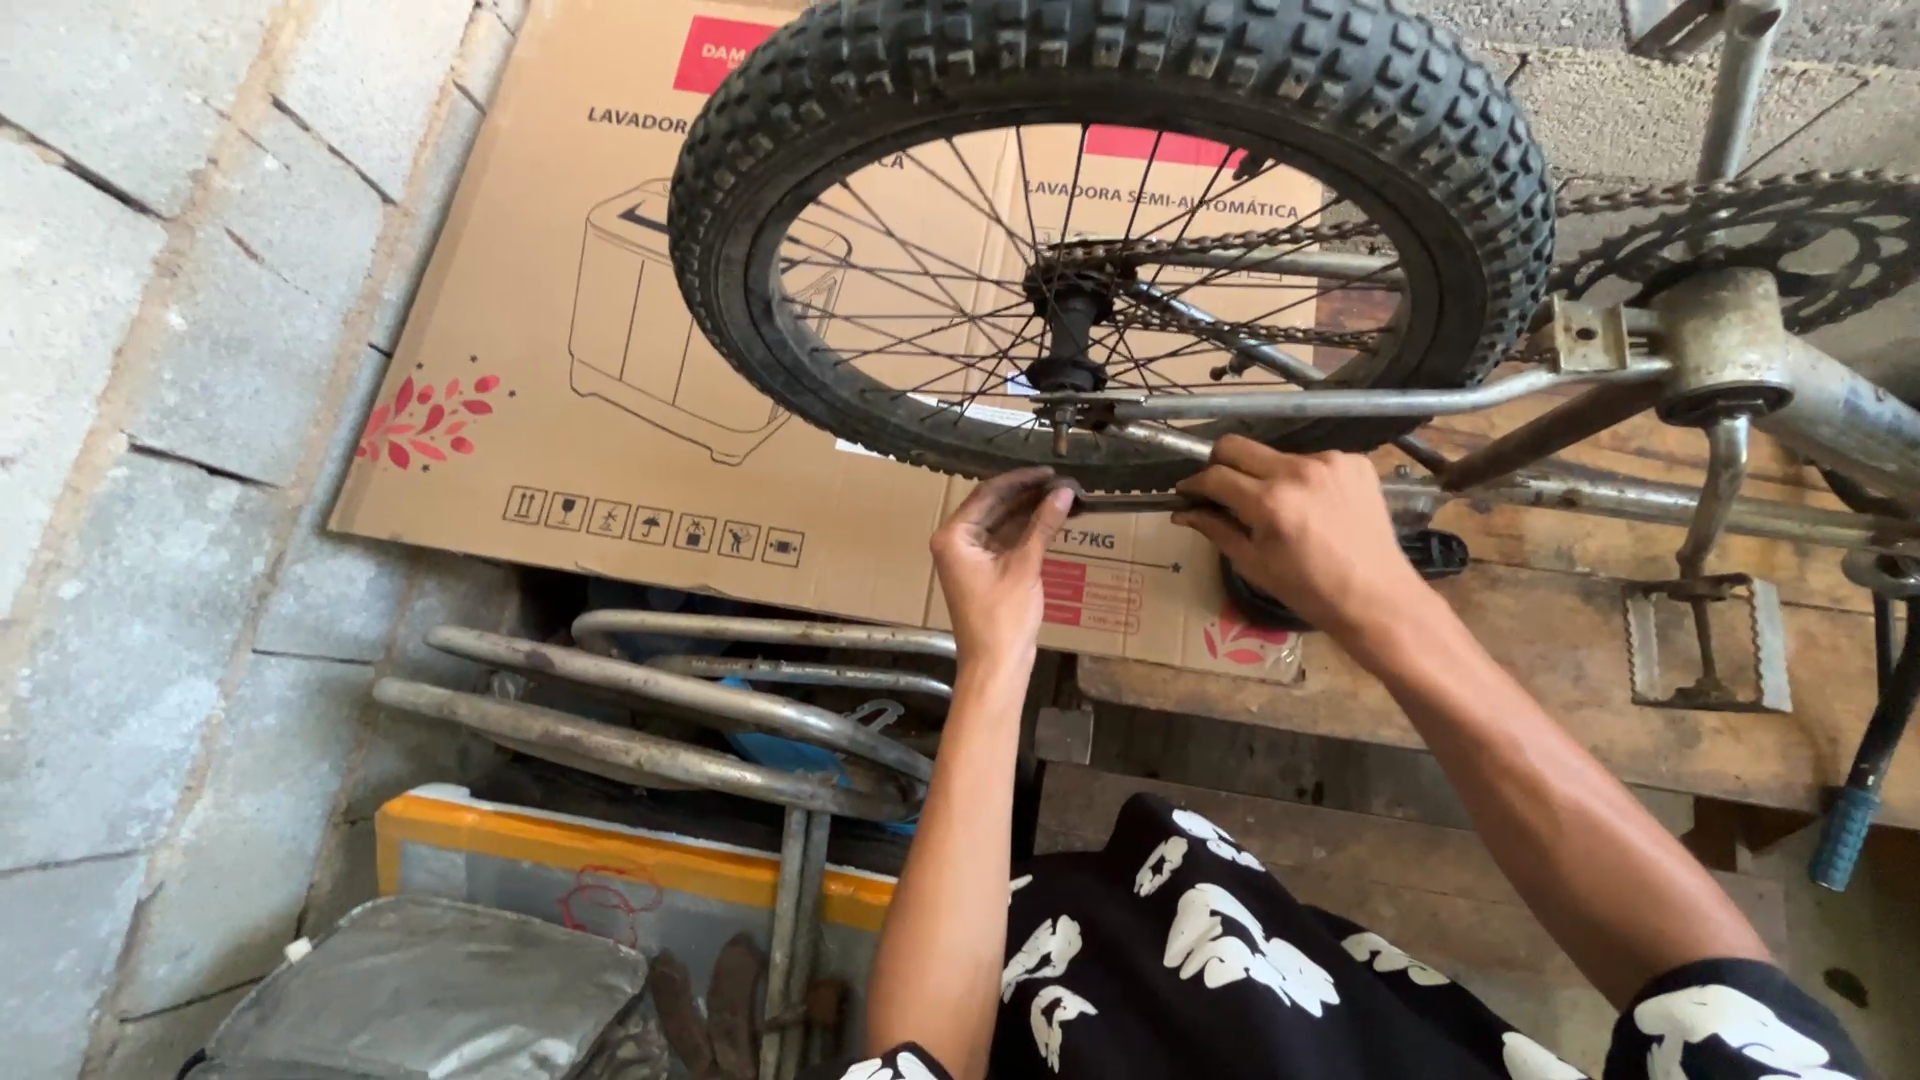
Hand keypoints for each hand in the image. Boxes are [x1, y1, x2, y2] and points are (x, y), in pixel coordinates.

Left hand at [931, 467, 1075, 668]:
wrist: (996, 664)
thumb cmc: (1002, 618)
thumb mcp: (1024, 566)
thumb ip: (1043, 525)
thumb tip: (1065, 492)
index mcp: (953, 536)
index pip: (987, 494)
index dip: (1021, 480)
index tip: (1049, 472)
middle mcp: (956, 541)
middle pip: (995, 505)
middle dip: (1029, 495)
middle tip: (1063, 483)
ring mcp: (970, 556)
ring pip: (1003, 522)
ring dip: (1032, 511)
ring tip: (1066, 497)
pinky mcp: (986, 569)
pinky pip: (1007, 540)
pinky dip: (1029, 531)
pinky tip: (1056, 519)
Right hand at [1172, 436, 1432, 648]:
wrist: (1375, 597)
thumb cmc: (1307, 589)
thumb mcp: (1252, 563)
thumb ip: (1216, 529)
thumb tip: (1182, 512)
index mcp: (1269, 502)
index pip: (1214, 476)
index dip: (1193, 483)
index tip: (1186, 492)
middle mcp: (1298, 471)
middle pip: (1236, 446)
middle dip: (1219, 464)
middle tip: (1219, 487)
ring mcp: (1330, 462)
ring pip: (1275, 455)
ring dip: (1264, 474)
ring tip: (1276, 505)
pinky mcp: (1355, 462)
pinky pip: (1311, 461)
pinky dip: (1301, 478)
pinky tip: (1311, 504)